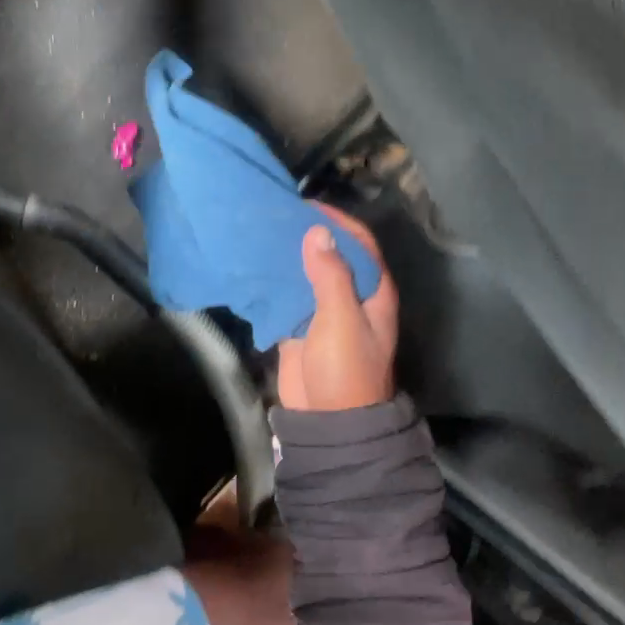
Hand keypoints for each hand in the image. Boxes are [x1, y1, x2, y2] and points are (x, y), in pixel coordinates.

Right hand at [276, 204, 398, 411]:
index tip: (304, 204)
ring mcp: (323, 312)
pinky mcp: (299, 327)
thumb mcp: (341, 320)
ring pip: (305, 275)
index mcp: (372, 292)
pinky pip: (286, 297)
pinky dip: (272, 283)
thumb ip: (329, 276)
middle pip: (330, 255)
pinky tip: (253, 269)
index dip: (336, 222)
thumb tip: (317, 232)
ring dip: (286, 257)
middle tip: (275, 216)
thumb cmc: (345, 369)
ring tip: (259, 236)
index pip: (358, 244)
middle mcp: (350, 297)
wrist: (328, 419)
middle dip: (306, 235)